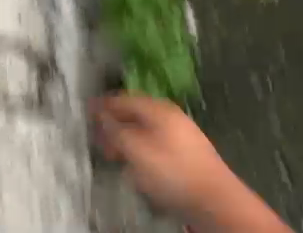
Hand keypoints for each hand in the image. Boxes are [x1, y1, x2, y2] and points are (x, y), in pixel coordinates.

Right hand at [90, 95, 288, 232]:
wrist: (218, 203)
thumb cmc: (172, 171)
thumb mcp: (136, 150)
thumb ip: (114, 130)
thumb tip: (100, 115)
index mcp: (157, 108)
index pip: (122, 98)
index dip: (101, 105)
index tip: (85, 112)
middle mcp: (170, 115)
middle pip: (134, 113)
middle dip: (114, 124)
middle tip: (98, 138)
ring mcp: (182, 134)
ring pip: (146, 130)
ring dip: (127, 139)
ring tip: (115, 155)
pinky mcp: (189, 154)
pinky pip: (158, 144)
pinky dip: (142, 150)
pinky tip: (139, 166)